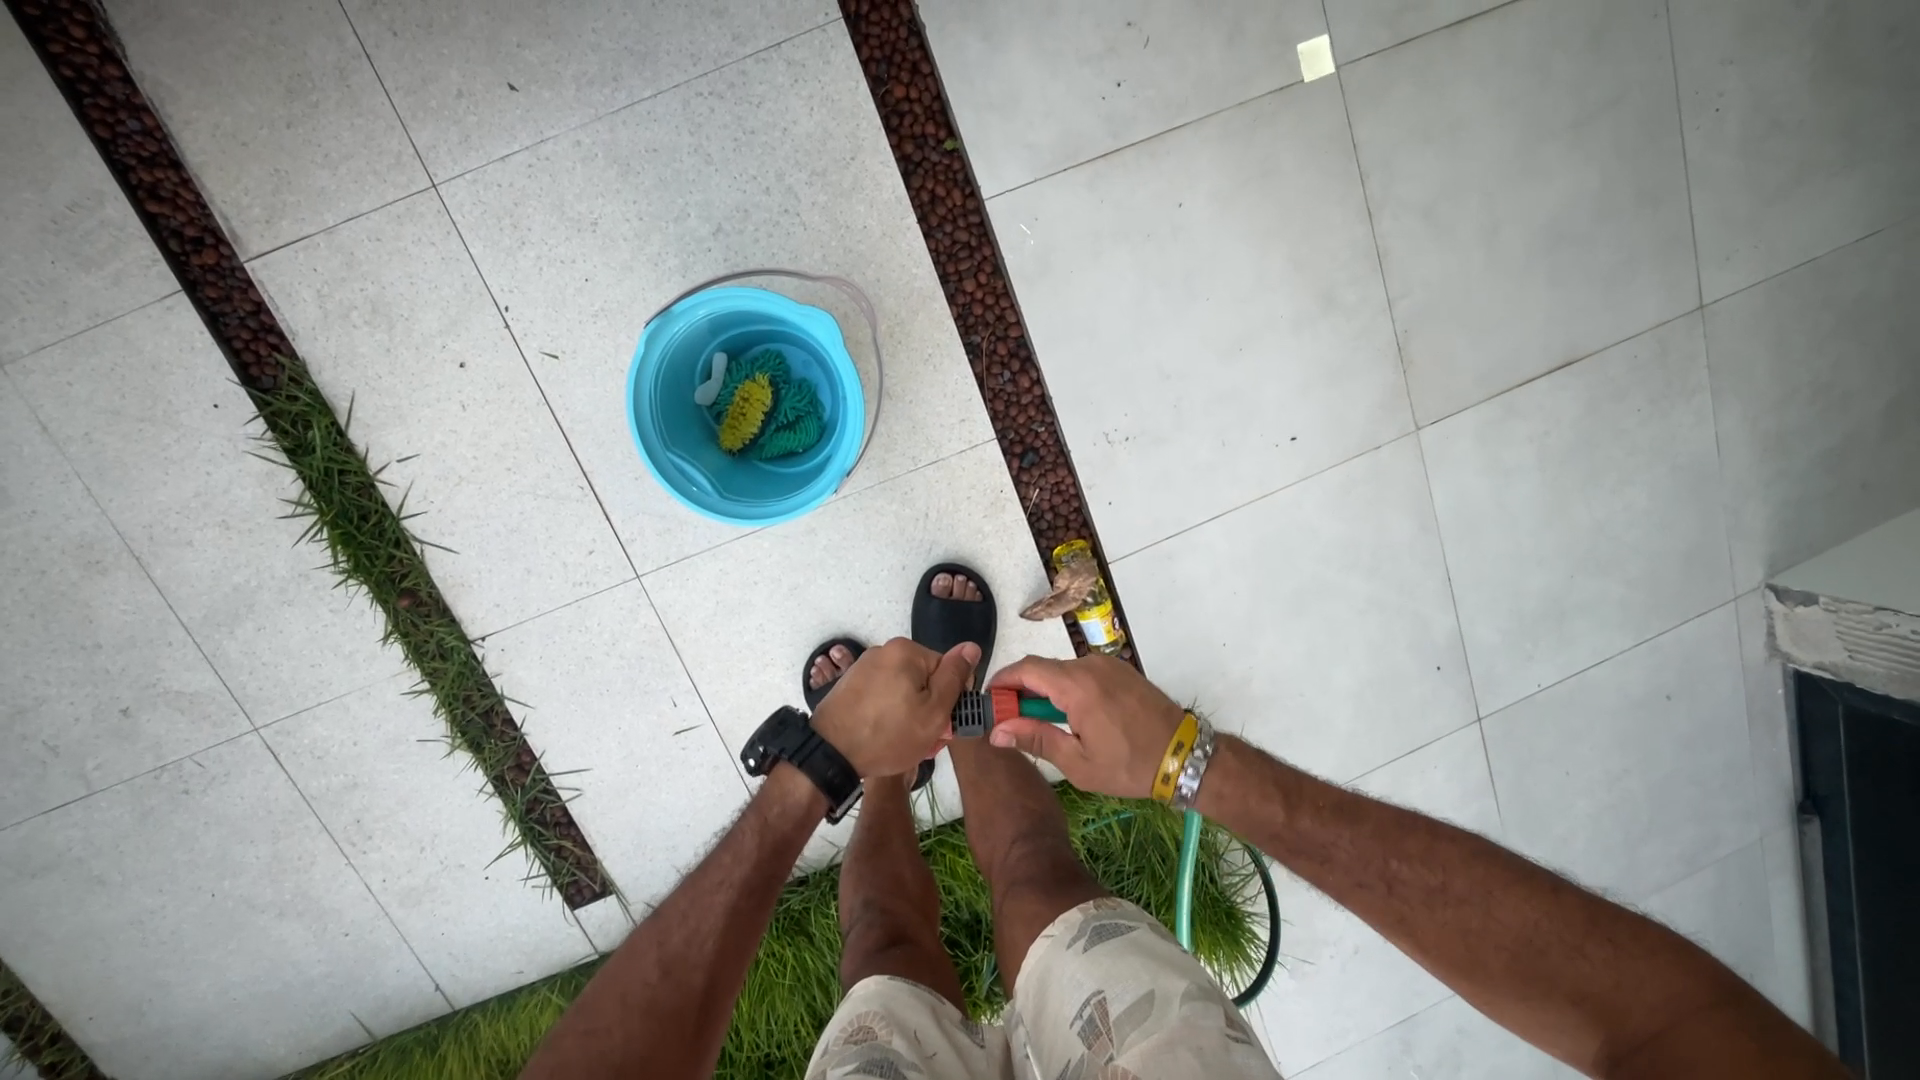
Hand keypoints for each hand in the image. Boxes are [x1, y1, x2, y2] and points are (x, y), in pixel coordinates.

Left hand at [811, 637, 977, 777]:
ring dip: (910, 714)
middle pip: (924, 679)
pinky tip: (886, 736)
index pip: (946, 670)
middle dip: (929, 709)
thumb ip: (955, 677)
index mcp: (906, 650)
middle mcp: (884, 651)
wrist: (830, 754)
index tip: (943, 726)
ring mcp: (864, 667)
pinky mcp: (851, 685)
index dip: (950, 700)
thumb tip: (972, 647)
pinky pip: (883, 696)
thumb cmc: (888, 735)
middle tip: (925, 739)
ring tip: (905, 742)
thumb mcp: (933, 711)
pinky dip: (890, 714)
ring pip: (904, 690)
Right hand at [985, 653, 1185, 798]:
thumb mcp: (1078, 762)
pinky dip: (1068, 690)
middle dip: (1021, 691)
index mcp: (1077, 685)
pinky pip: (1083, 674)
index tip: (989, 703)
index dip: (1001, 682)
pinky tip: (1071, 717)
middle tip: (1012, 721)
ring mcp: (1108, 665)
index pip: (1025, 669)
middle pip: (1042, 669)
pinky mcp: (1121, 670)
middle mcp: (1090, 665)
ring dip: (1045, 692)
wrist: (1186, 756)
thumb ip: (1035, 739)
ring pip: (1062, 671)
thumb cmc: (1130, 765)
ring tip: (1042, 724)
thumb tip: (996, 731)